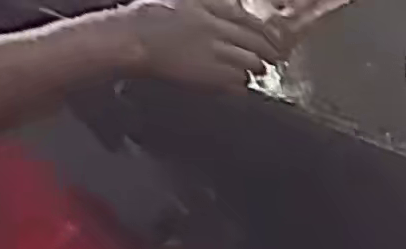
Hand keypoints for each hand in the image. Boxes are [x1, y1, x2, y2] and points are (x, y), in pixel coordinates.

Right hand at [115, 0, 289, 91]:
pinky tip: (235, 80)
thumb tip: (232, 6)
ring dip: (255, 68)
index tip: (271, 38)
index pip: (245, 18)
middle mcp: (212, 28)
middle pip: (256, 43)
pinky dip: (242, 84)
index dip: (263, 30)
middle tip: (272, 57)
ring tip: (254, 69)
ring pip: (252, 64)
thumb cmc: (150, 16)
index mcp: (203, 5)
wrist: (133, 41)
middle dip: (269, 52)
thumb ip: (207, 3)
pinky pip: (241, 85)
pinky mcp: (213, 78)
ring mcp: (214, 54)